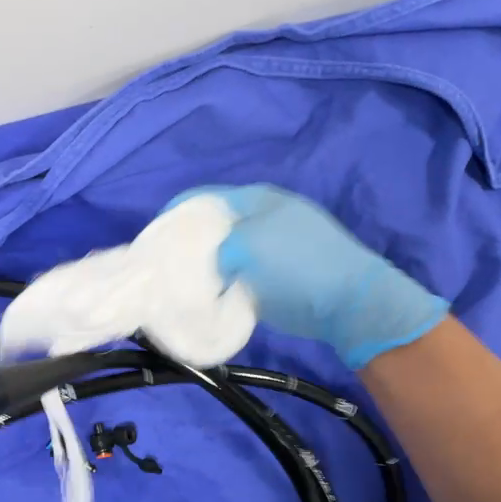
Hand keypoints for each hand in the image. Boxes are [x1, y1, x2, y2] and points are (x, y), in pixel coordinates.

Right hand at [170, 185, 448, 368]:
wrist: (349, 303)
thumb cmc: (297, 266)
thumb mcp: (244, 248)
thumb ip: (211, 248)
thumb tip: (197, 263)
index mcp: (255, 199)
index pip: (201, 198)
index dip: (173, 216)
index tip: (151, 242)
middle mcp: (261, 216)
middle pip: (210, 225)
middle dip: (185, 244)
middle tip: (163, 267)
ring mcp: (271, 244)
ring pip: (222, 250)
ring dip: (202, 266)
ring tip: (180, 284)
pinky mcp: (276, 271)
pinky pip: (237, 271)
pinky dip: (221, 282)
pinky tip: (208, 296)